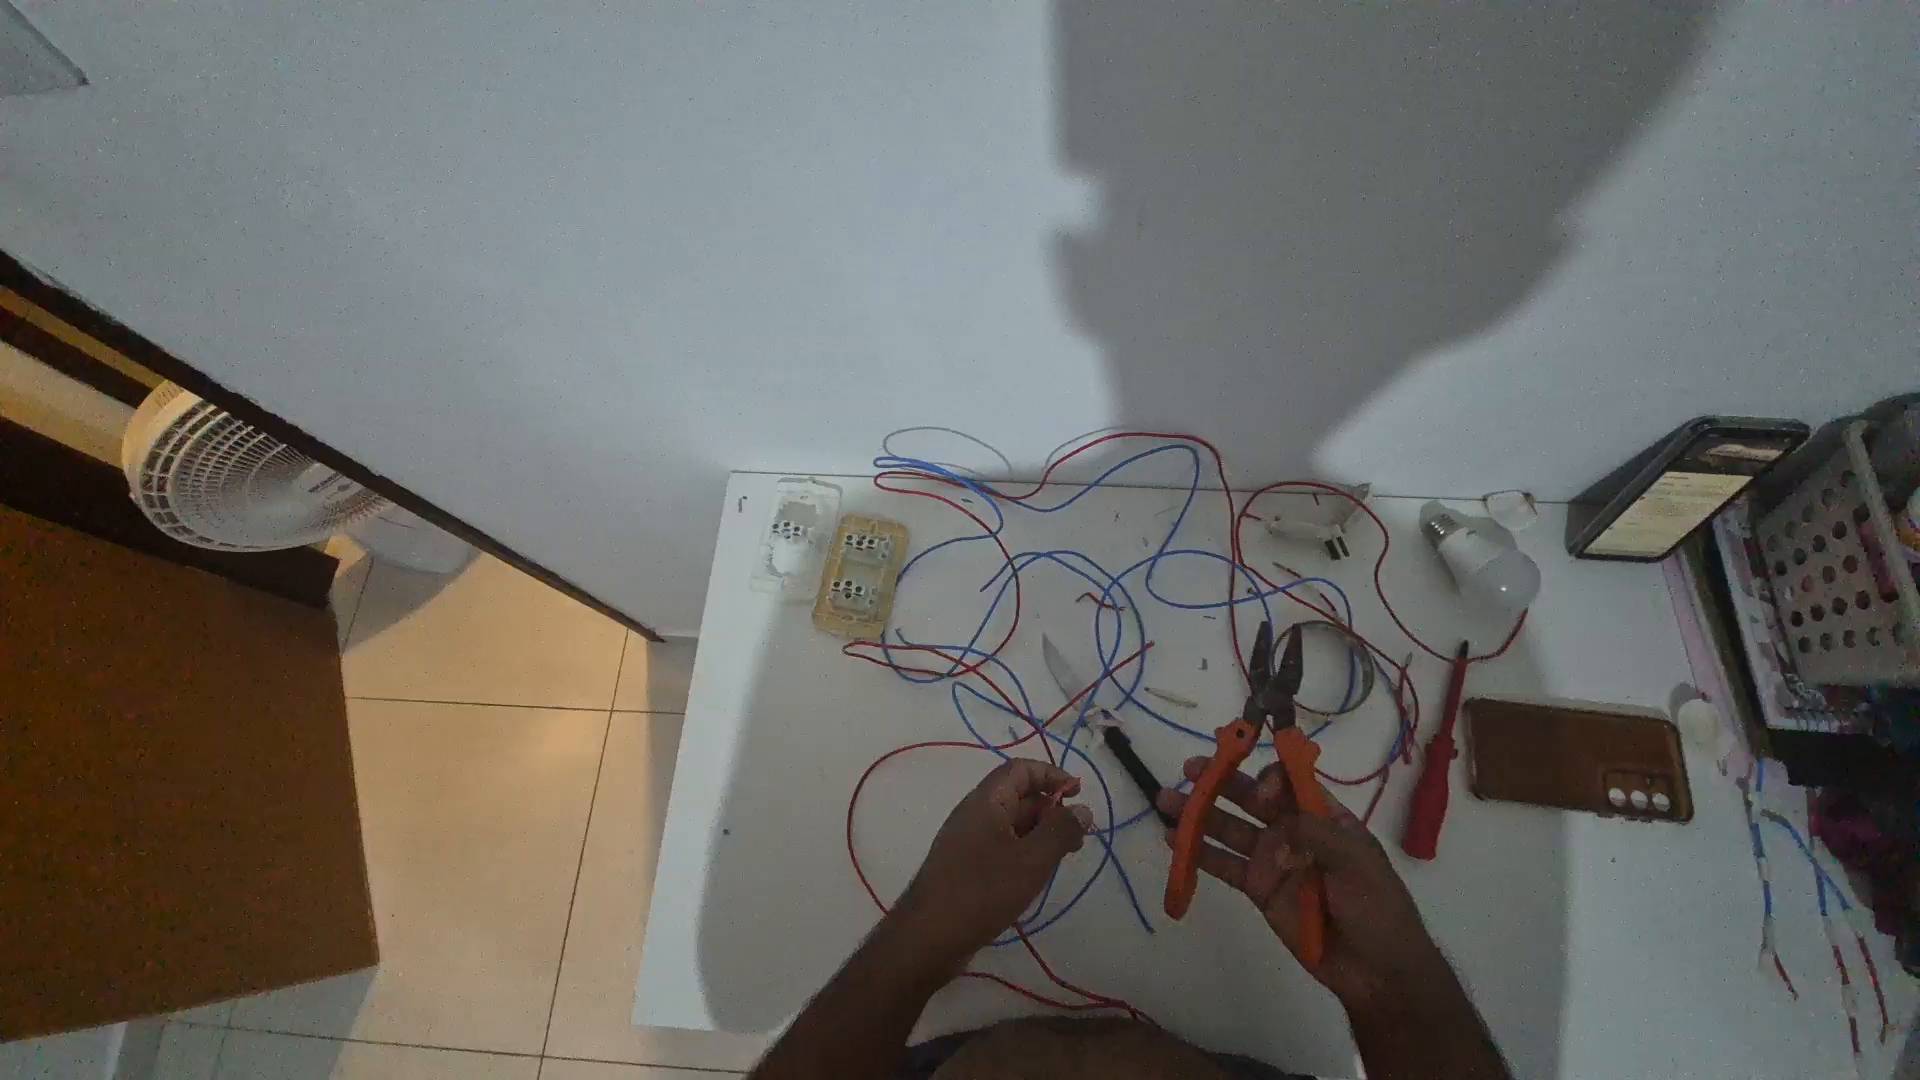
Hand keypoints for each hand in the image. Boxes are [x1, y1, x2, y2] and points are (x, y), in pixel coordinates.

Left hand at [889, 758, 1092, 972]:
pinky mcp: (966, 866)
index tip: (1078, 794)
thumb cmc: (982, 892)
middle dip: (1051, 807)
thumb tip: (1082, 808)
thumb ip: (1060, 831)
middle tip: (1080, 834)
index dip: (1051, 775)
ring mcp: (968, 840)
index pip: (1021, 769)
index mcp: (986, 801)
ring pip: (1011, 822)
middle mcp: (975, 813)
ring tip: (1067, 854)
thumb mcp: (1031, 861)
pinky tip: (1038, 873)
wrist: (927, 938)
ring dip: (1041, 831)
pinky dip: (1025, 850)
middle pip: (1017, 794)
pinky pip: (1002, 845)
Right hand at [1156, 757, 1445, 1008]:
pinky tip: (1172, 838)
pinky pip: (1223, 864)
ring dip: (1198, 812)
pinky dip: (1198, 852)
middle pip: (1249, 797)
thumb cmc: (1377, 909)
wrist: (1377, 973)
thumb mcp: (1357, 863)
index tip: (1260, 796)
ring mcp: (1271, 858)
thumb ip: (1314, 832)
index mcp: (1321, 816)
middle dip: (1220, 781)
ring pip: (1228, 827)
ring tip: (1165, 800)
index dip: (1268, 780)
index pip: (1287, 782)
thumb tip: (1273, 810)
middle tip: (1190, 768)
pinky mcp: (1257, 887)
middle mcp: (1291, 829)